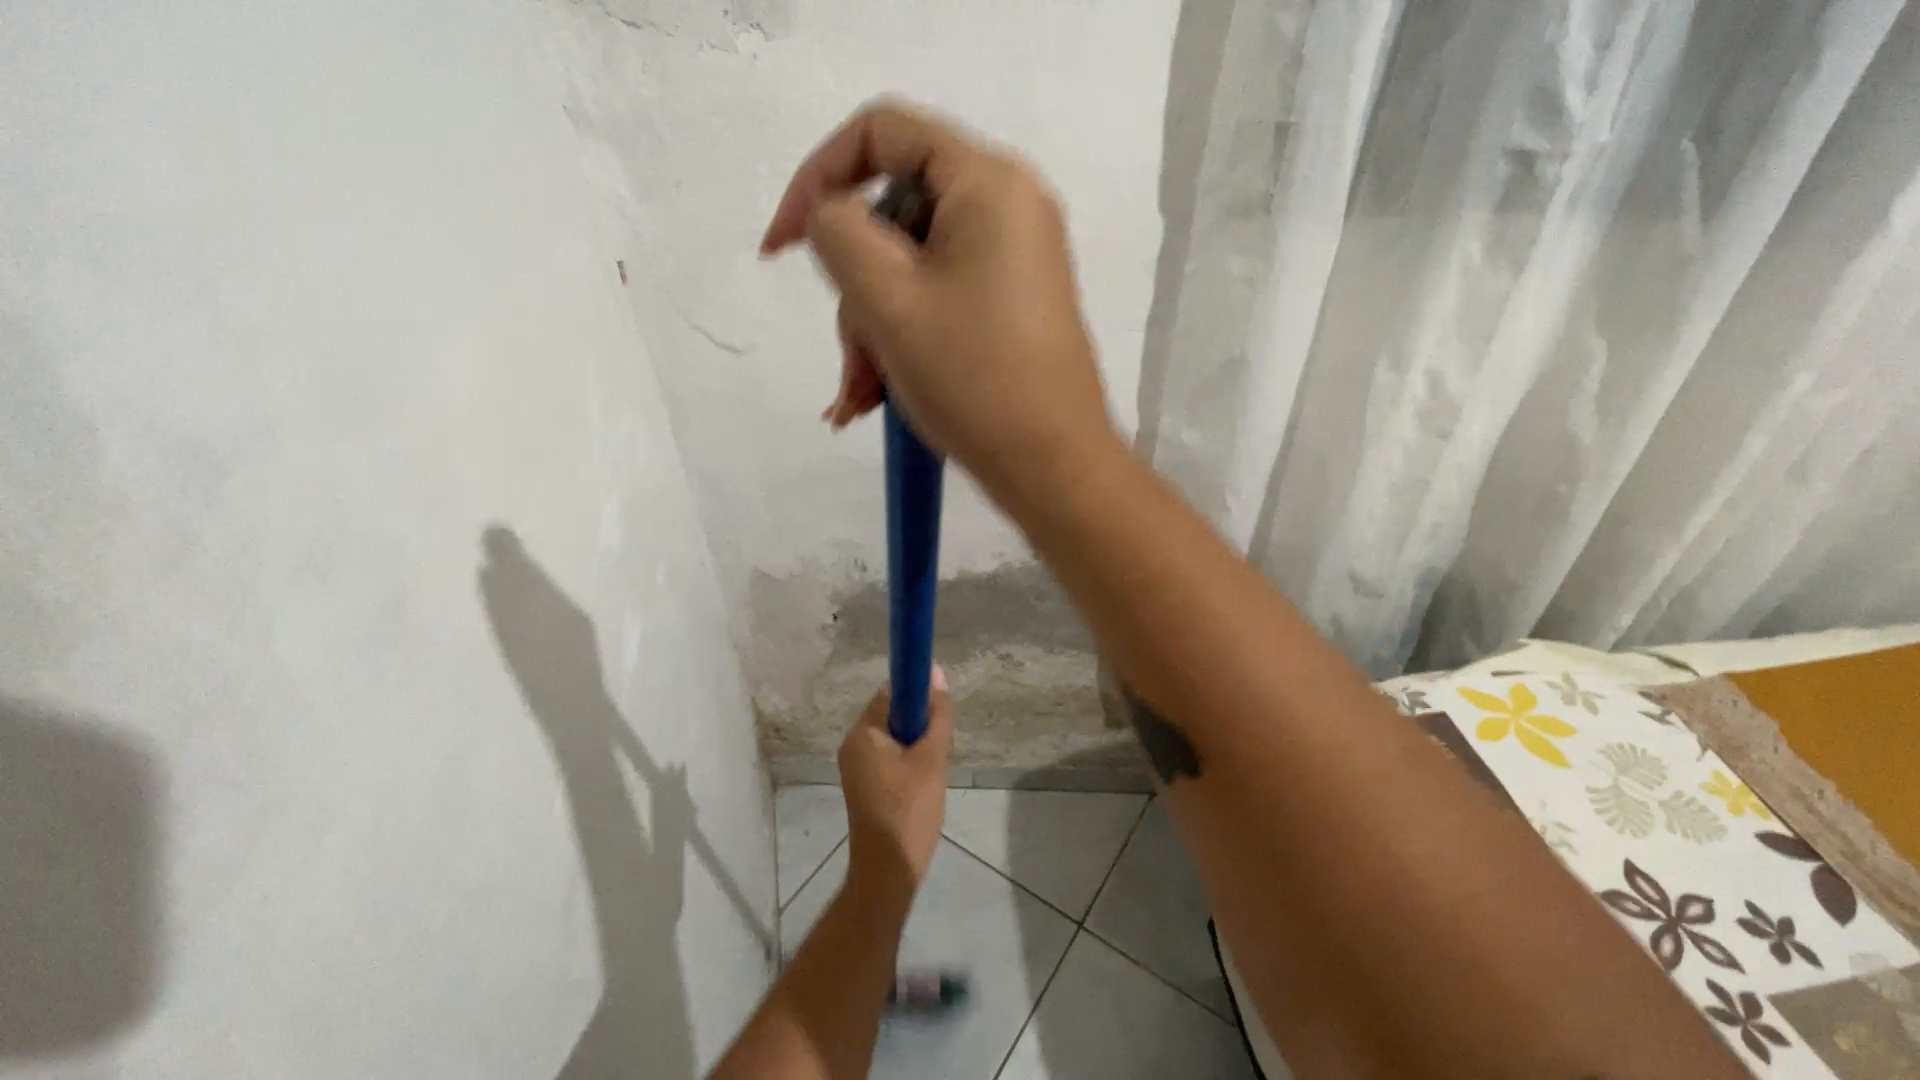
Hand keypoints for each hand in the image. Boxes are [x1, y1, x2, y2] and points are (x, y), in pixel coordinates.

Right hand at [760, 100, 1115, 497]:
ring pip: (907, 268)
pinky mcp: (1011, 303)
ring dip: (872, 330)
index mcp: (989, 183)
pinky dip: (903, 340)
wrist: (1054, 468)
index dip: (817, 176)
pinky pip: (936, 300)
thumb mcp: (887, 299)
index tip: (781, 246)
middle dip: (856, 291)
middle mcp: (1008, 207)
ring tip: (863, 398)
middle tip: (852, 359)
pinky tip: (879, 397)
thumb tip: (831, 216)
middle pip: (892, 214)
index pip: (882, 131)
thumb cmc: (974, 379)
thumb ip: (838, 233)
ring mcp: (1013, 259)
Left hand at [836, 667, 952, 903]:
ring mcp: (855, 768)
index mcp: (862, 733)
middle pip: (892, 716)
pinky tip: (924, 786)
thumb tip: (936, 671)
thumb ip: (936, 715)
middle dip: (920, 726)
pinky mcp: (863, 787)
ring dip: (917, 747)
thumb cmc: (910, 811)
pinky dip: (908, 764)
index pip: (891, 694)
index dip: (918, 696)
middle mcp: (852, 745)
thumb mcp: (931, 759)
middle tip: (940, 750)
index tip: (941, 709)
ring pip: (894, 740)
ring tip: (933, 772)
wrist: (889, 871)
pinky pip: (889, 760)